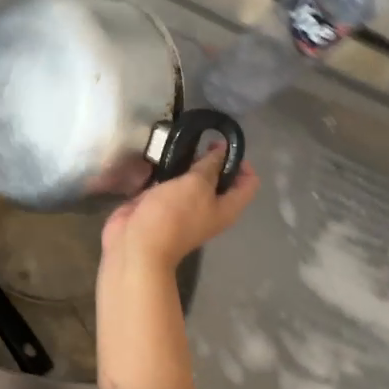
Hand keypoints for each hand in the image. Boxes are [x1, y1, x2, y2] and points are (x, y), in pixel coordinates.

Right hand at [101, 150, 257, 271]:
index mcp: (227, 208)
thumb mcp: (196, 185)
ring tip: (178, 147)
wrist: (138, 245)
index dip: (242, 162)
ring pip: (193, 181)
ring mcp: (185, 209)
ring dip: (187, 165)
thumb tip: (220, 152)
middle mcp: (210, 209)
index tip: (224, 146)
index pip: (249, 182)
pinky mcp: (162, 207)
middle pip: (220, 180)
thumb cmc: (174, 215)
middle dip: (212, 160)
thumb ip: (210, 165)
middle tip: (198, 144)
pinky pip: (170, 186)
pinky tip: (160, 159)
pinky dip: (168, 173)